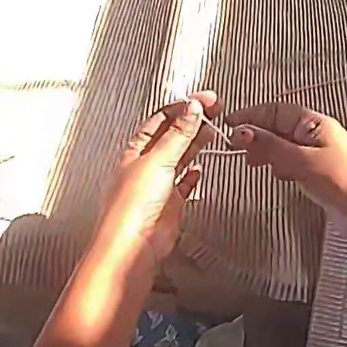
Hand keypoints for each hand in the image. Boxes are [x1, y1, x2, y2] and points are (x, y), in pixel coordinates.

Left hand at [97, 92, 221, 264]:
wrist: (133, 247)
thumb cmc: (131, 206)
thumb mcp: (157, 159)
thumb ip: (178, 134)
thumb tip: (192, 108)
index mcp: (135, 150)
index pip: (161, 120)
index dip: (183, 107)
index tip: (205, 100)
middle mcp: (145, 166)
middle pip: (172, 136)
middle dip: (193, 121)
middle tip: (216, 109)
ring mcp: (158, 186)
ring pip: (180, 157)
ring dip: (196, 143)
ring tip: (213, 130)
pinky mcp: (170, 205)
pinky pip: (183, 185)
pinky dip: (192, 175)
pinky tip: (199, 169)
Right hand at [227, 102, 346, 218]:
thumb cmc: (345, 183)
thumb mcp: (302, 161)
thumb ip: (270, 146)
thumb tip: (243, 132)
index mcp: (315, 123)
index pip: (275, 110)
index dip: (251, 116)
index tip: (230, 125)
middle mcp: (315, 135)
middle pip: (277, 127)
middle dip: (256, 136)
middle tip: (237, 147)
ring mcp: (316, 153)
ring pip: (282, 146)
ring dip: (266, 152)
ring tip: (254, 162)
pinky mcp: (317, 173)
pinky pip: (291, 162)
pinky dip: (279, 166)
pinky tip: (278, 174)